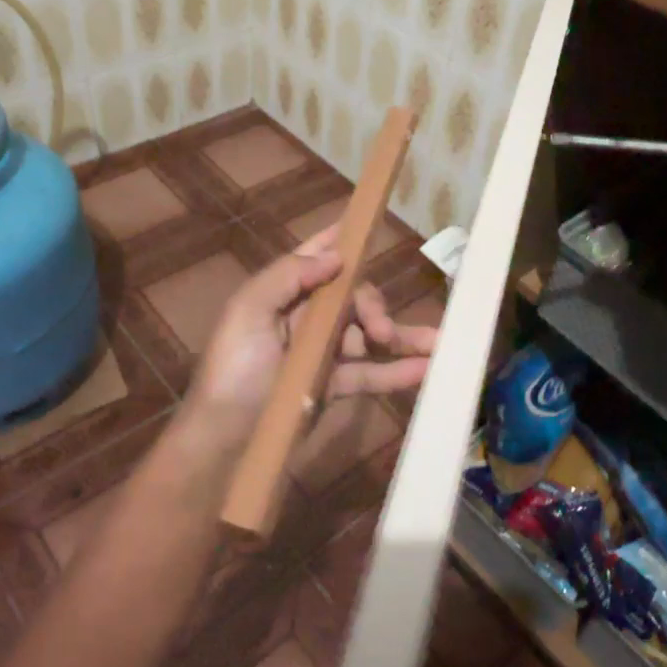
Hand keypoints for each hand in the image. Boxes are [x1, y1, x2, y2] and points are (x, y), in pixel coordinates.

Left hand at [184, 225, 439, 439]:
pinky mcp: (332, 387)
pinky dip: (398, 371)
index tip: (373, 226)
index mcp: (282, 294)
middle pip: (352, 298)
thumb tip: (337, 255)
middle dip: (373, 306)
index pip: (316, 257)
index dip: (343, 241)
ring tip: (439, 343)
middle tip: (380, 331)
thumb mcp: (249, 312)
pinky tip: (427, 369)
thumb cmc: (234, 370)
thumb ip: (288, 276)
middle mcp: (304, 318)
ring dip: (402, 335)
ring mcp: (321, 354)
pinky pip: (370, 374)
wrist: (226, 440)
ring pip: (368, 336)